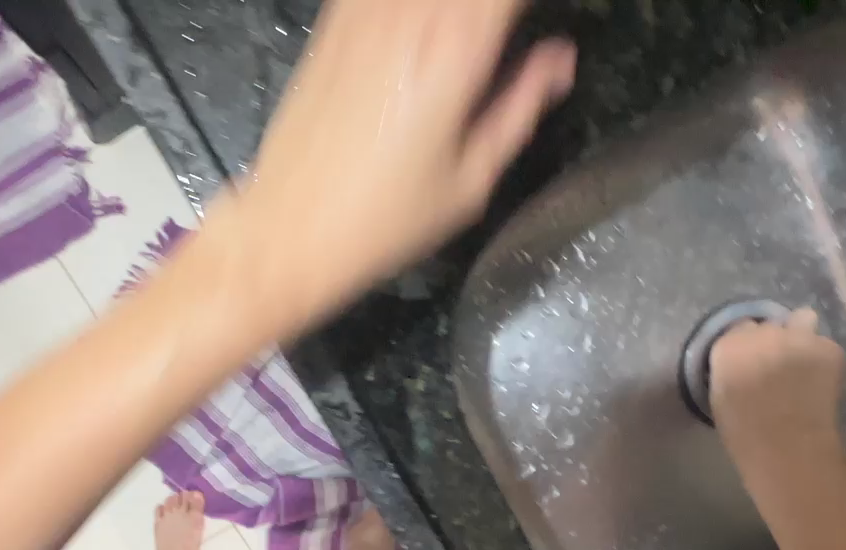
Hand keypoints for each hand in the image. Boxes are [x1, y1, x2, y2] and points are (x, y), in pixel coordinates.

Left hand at [220, 0, 576, 329]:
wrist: (289, 232)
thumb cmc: (374, 224)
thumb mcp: (467, 184)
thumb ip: (520, 109)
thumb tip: (556, 64)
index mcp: (457, 49)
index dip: (539, 8)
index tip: (546, 22)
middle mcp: (410, 14)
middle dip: (495, 10)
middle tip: (506, 32)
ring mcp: (366, 10)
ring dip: (459, 9)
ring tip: (474, 35)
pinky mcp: (333, 22)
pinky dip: (416, 10)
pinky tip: (424, 31)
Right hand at [709, 307, 845, 460]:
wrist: (788, 444)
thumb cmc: (743, 430)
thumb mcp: (720, 396)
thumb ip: (728, 369)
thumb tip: (740, 363)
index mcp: (730, 346)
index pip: (737, 327)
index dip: (743, 343)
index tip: (745, 361)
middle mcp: (765, 333)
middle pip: (769, 324)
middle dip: (770, 339)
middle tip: (772, 365)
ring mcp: (801, 337)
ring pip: (801, 320)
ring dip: (799, 334)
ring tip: (799, 360)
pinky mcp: (830, 348)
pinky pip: (824, 344)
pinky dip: (820, 358)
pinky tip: (817, 380)